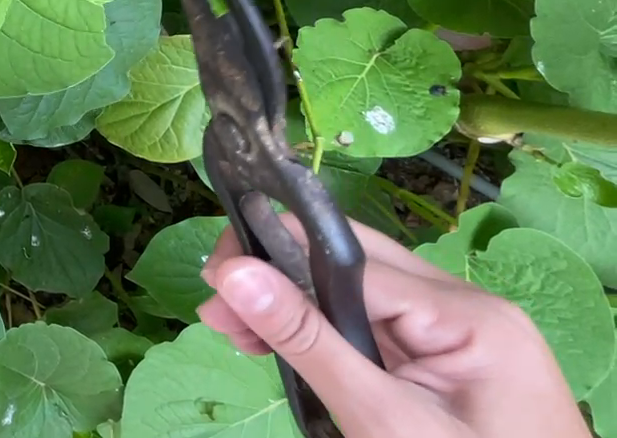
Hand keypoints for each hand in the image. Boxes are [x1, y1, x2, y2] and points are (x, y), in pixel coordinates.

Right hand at [198, 215, 588, 437]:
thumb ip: (307, 340)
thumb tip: (230, 270)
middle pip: (340, 261)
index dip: (268, 263)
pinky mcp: (439, 354)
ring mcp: (454, 329)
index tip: (212, 291)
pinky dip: (314, 329)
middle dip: (270, 278)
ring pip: (342, 286)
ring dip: (284, 304)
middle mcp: (463, 305)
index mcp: (466, 314)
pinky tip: (280, 346)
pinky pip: (360, 318)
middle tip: (218, 314)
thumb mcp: (383, 420)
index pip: (340, 257)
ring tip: (238, 335)